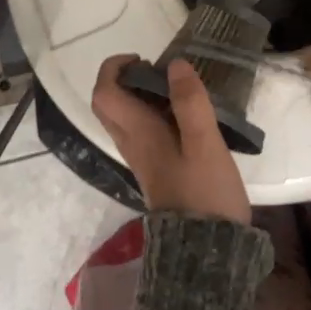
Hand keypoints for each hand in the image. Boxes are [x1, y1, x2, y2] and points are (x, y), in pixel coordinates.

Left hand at [92, 55, 250, 224]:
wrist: (207, 250)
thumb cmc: (205, 191)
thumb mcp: (205, 143)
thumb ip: (190, 102)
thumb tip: (174, 64)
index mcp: (138, 134)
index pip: (104, 94)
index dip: (114, 68)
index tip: (144, 59)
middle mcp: (132, 145)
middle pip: (108, 106)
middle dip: (122, 80)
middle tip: (155, 71)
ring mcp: (143, 161)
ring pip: (125, 120)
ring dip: (140, 97)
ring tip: (176, 90)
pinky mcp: (156, 172)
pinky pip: (142, 134)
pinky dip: (153, 115)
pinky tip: (184, 117)